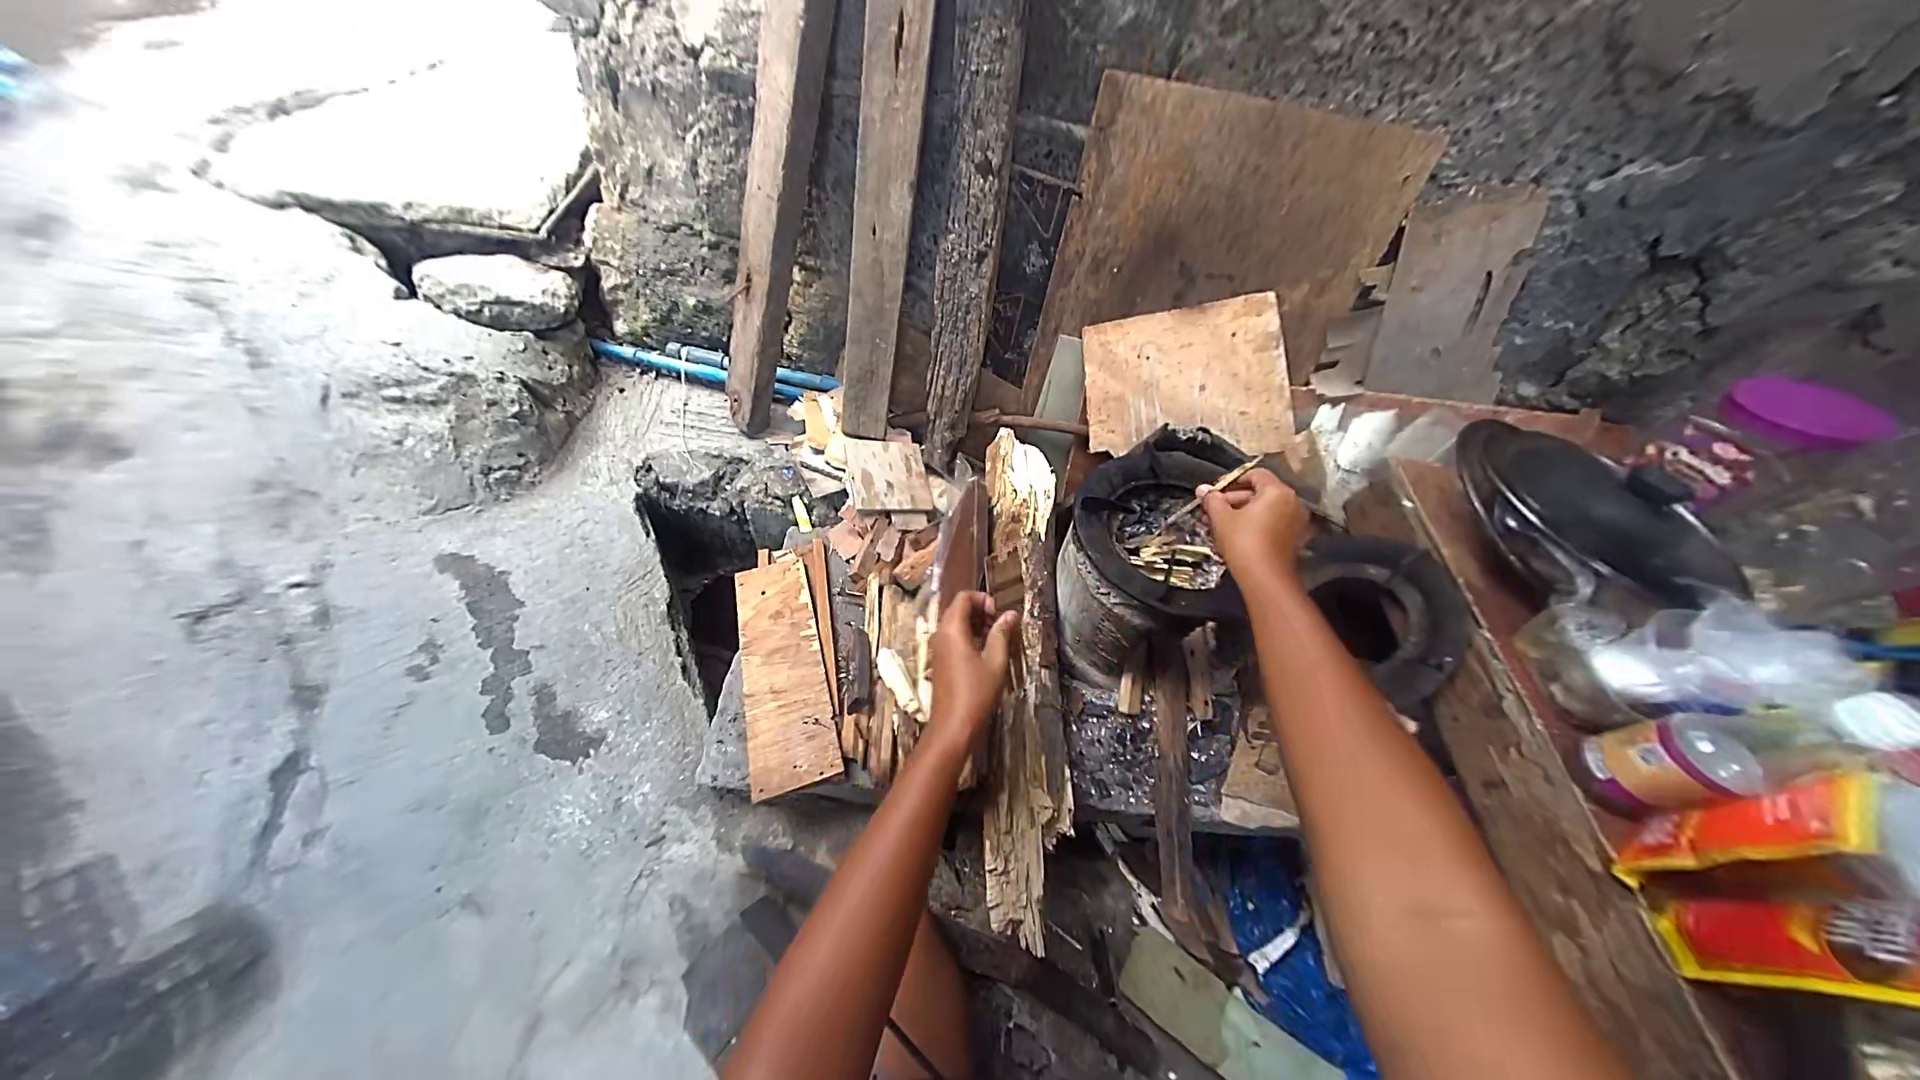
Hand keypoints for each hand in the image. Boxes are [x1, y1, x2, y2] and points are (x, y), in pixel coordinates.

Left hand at [928, 591, 1018, 754]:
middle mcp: (940, 633)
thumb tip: (1011, 614)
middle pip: (958, 608)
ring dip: (975, 624)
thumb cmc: (976, 692)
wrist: (953, 724)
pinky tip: (985, 653)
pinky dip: (968, 637)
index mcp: (952, 629)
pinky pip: (953, 637)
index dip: (983, 599)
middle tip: (1000, 627)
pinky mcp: (940, 660)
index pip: (964, 597)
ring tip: (996, 639)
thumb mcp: (995, 661)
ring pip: (955, 623)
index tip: (999, 615)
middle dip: (980, 611)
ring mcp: (938, 647)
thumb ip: (1002, 633)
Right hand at [1200, 467, 1309, 587]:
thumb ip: (1212, 500)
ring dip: (1242, 513)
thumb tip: (1202, 489)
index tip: (1215, 493)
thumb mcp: (1222, 518)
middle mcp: (1292, 502)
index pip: (1255, 474)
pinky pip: (1272, 523)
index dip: (1232, 480)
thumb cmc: (1243, 541)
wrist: (1264, 577)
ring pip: (1265, 509)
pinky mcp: (1293, 538)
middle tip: (1212, 510)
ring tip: (1218, 524)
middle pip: (1260, 492)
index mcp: (1277, 491)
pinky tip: (1235, 534)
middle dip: (1233, 499)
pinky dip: (1255, 524)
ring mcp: (1296, 521)